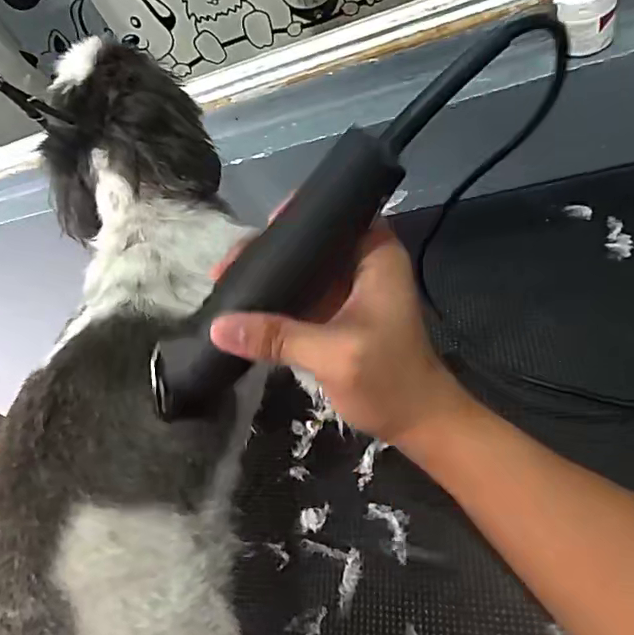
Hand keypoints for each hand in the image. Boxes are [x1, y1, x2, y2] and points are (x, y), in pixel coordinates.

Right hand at [209, 220, 470, 444]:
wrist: (416, 422)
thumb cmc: (389, 379)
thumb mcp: (333, 354)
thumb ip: (278, 337)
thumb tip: (217, 327)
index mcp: (376, 256)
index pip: (337, 212)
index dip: (300, 212)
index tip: (262, 226)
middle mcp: (362, 264)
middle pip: (311, 240)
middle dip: (272, 248)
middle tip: (230, 263)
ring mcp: (348, 290)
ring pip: (303, 269)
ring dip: (271, 275)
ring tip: (226, 279)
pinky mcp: (336, 315)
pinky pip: (301, 296)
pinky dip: (277, 300)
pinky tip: (244, 303)